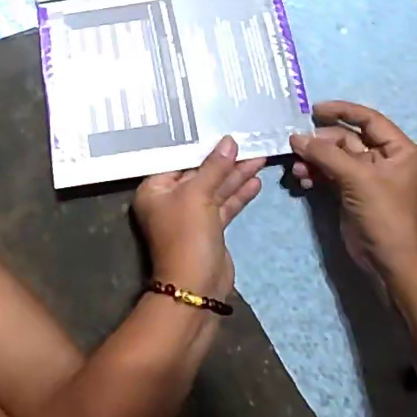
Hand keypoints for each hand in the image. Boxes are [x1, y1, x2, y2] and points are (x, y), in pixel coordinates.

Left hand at [133, 136, 266, 298]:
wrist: (196, 287)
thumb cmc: (187, 234)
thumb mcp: (199, 194)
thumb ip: (215, 166)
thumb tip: (229, 141)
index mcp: (155, 190)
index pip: (179, 160)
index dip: (201, 146)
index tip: (222, 130)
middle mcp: (170, 201)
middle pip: (200, 173)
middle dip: (225, 161)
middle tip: (249, 143)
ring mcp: (191, 216)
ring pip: (216, 189)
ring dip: (236, 175)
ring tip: (260, 157)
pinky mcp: (209, 229)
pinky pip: (224, 205)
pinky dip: (239, 194)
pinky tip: (256, 181)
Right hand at [289, 101, 416, 282]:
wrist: (393, 267)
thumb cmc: (385, 216)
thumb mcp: (358, 179)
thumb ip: (327, 154)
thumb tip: (296, 137)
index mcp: (400, 151)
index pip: (369, 120)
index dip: (342, 111)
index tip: (313, 110)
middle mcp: (386, 161)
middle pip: (349, 140)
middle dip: (322, 143)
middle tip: (296, 146)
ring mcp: (369, 179)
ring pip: (337, 159)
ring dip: (315, 160)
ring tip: (297, 169)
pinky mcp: (354, 196)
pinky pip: (333, 176)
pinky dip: (317, 175)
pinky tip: (302, 180)